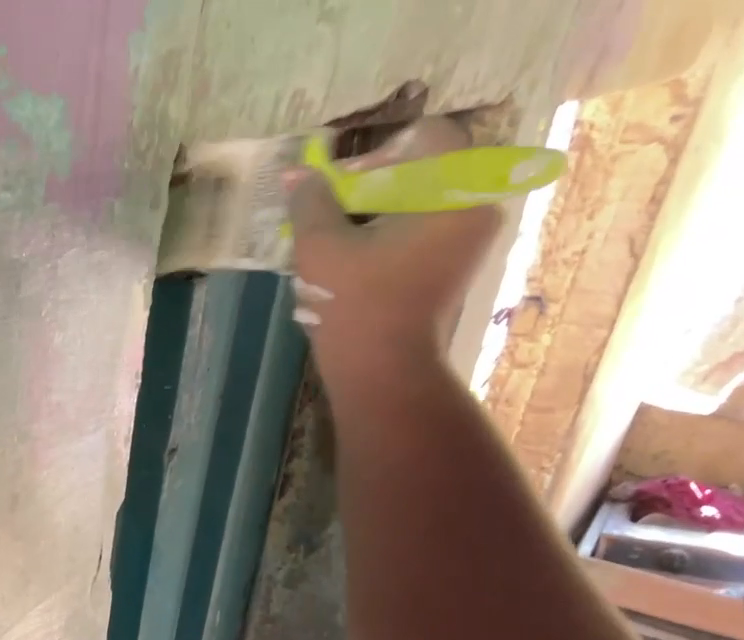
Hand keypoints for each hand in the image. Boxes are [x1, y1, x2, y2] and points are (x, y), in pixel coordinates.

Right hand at [288, 117, 503, 362]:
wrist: (380, 366)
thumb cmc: (353, 302)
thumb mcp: (321, 246)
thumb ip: (311, 202)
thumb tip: (296, 174)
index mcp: (457, 193)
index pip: (429, 138)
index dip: (378, 153)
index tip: (341, 183)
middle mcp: (477, 207)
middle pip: (427, 168)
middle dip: (375, 181)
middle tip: (332, 207)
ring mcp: (470, 237)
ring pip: (423, 197)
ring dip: (378, 206)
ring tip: (337, 231)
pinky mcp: (456, 261)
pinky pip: (424, 224)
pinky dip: (389, 227)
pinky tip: (353, 251)